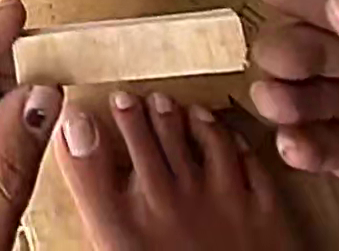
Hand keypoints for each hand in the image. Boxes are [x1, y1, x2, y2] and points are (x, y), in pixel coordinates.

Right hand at [55, 89, 297, 250]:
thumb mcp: (114, 244)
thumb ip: (88, 182)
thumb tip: (71, 126)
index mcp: (124, 219)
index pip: (87, 144)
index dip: (81, 121)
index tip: (83, 115)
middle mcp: (169, 201)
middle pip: (144, 124)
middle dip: (134, 107)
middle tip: (133, 101)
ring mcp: (221, 205)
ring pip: (197, 129)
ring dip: (183, 114)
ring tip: (176, 111)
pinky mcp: (267, 216)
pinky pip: (245, 156)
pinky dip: (230, 139)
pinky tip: (220, 138)